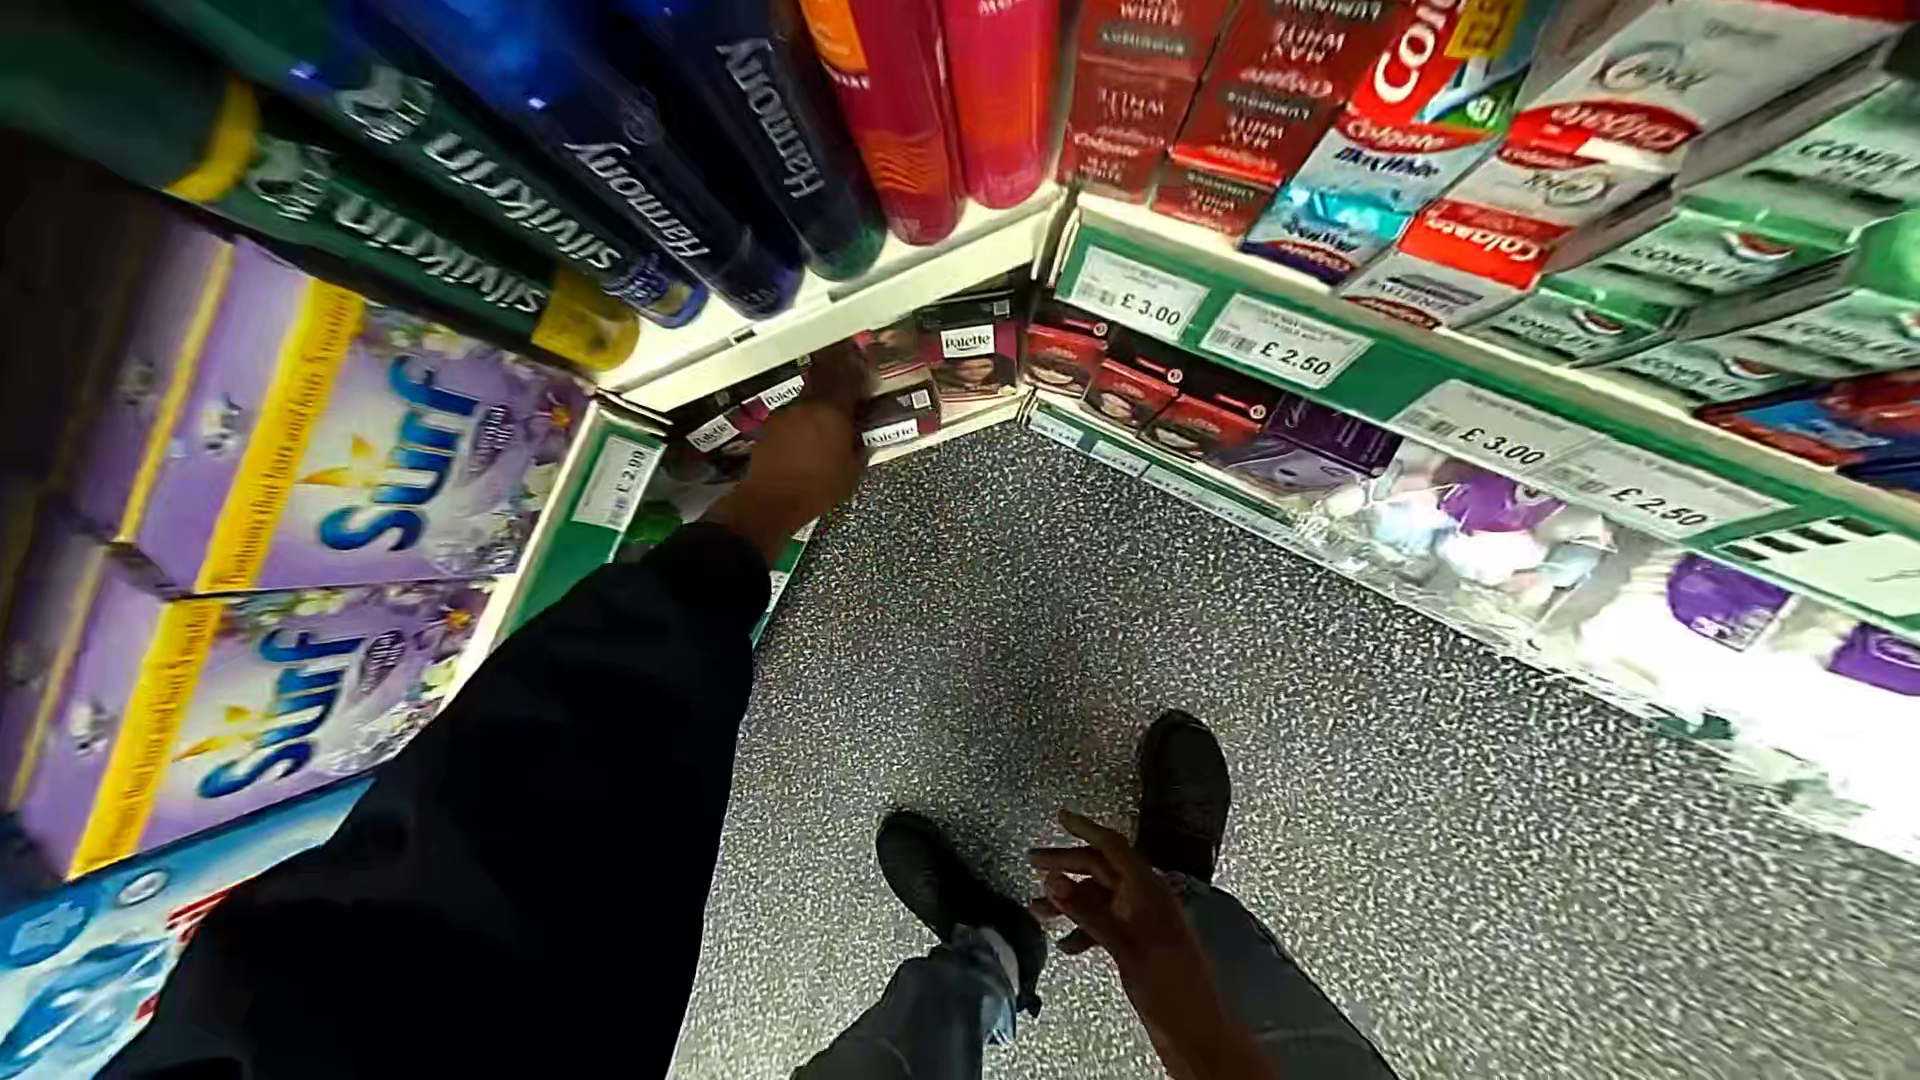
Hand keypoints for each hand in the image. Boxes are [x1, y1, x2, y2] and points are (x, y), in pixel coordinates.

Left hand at [703, 347, 869, 562]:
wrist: (772, 500)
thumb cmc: (818, 488)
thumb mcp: (851, 472)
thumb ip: (859, 448)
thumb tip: (861, 438)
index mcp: (832, 413)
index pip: (848, 379)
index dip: (857, 369)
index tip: (864, 364)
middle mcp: (808, 405)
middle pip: (824, 379)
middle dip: (837, 375)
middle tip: (847, 379)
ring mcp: (786, 414)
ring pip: (808, 398)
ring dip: (818, 402)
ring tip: (827, 418)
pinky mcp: (771, 427)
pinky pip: (793, 415)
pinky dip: (803, 419)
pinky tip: (807, 436)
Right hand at [1030, 810, 1277, 1079]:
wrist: (1202, 1038)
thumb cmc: (1169, 986)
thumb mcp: (1124, 946)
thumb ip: (1086, 910)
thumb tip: (1051, 879)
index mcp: (1147, 887)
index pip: (1112, 845)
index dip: (1085, 828)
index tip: (1061, 816)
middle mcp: (1144, 897)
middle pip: (1100, 869)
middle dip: (1066, 865)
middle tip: (1033, 860)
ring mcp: (1141, 921)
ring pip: (1098, 898)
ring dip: (1069, 902)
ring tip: (1036, 910)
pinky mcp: (1137, 944)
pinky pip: (1104, 924)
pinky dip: (1083, 929)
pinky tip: (1067, 945)